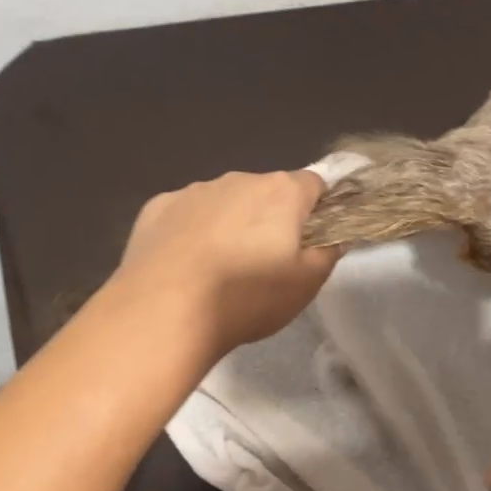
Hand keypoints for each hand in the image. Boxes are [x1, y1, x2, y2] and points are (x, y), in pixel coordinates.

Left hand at [113, 170, 340, 352]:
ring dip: (232, 223)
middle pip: (268, 191)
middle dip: (272, 218)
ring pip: (226, 201)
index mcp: (282, 192)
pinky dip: (193, 232)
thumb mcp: (306, 284)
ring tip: (223, 269)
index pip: (315, 184)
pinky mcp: (156, 207)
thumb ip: (328, 253)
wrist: (162, 311)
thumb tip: (333, 238)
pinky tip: (188, 265)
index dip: (319, 209)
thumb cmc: (247, 296)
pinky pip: (187, 214)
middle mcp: (239, 179)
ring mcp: (193, 191)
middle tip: (268, 262)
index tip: (313, 239)